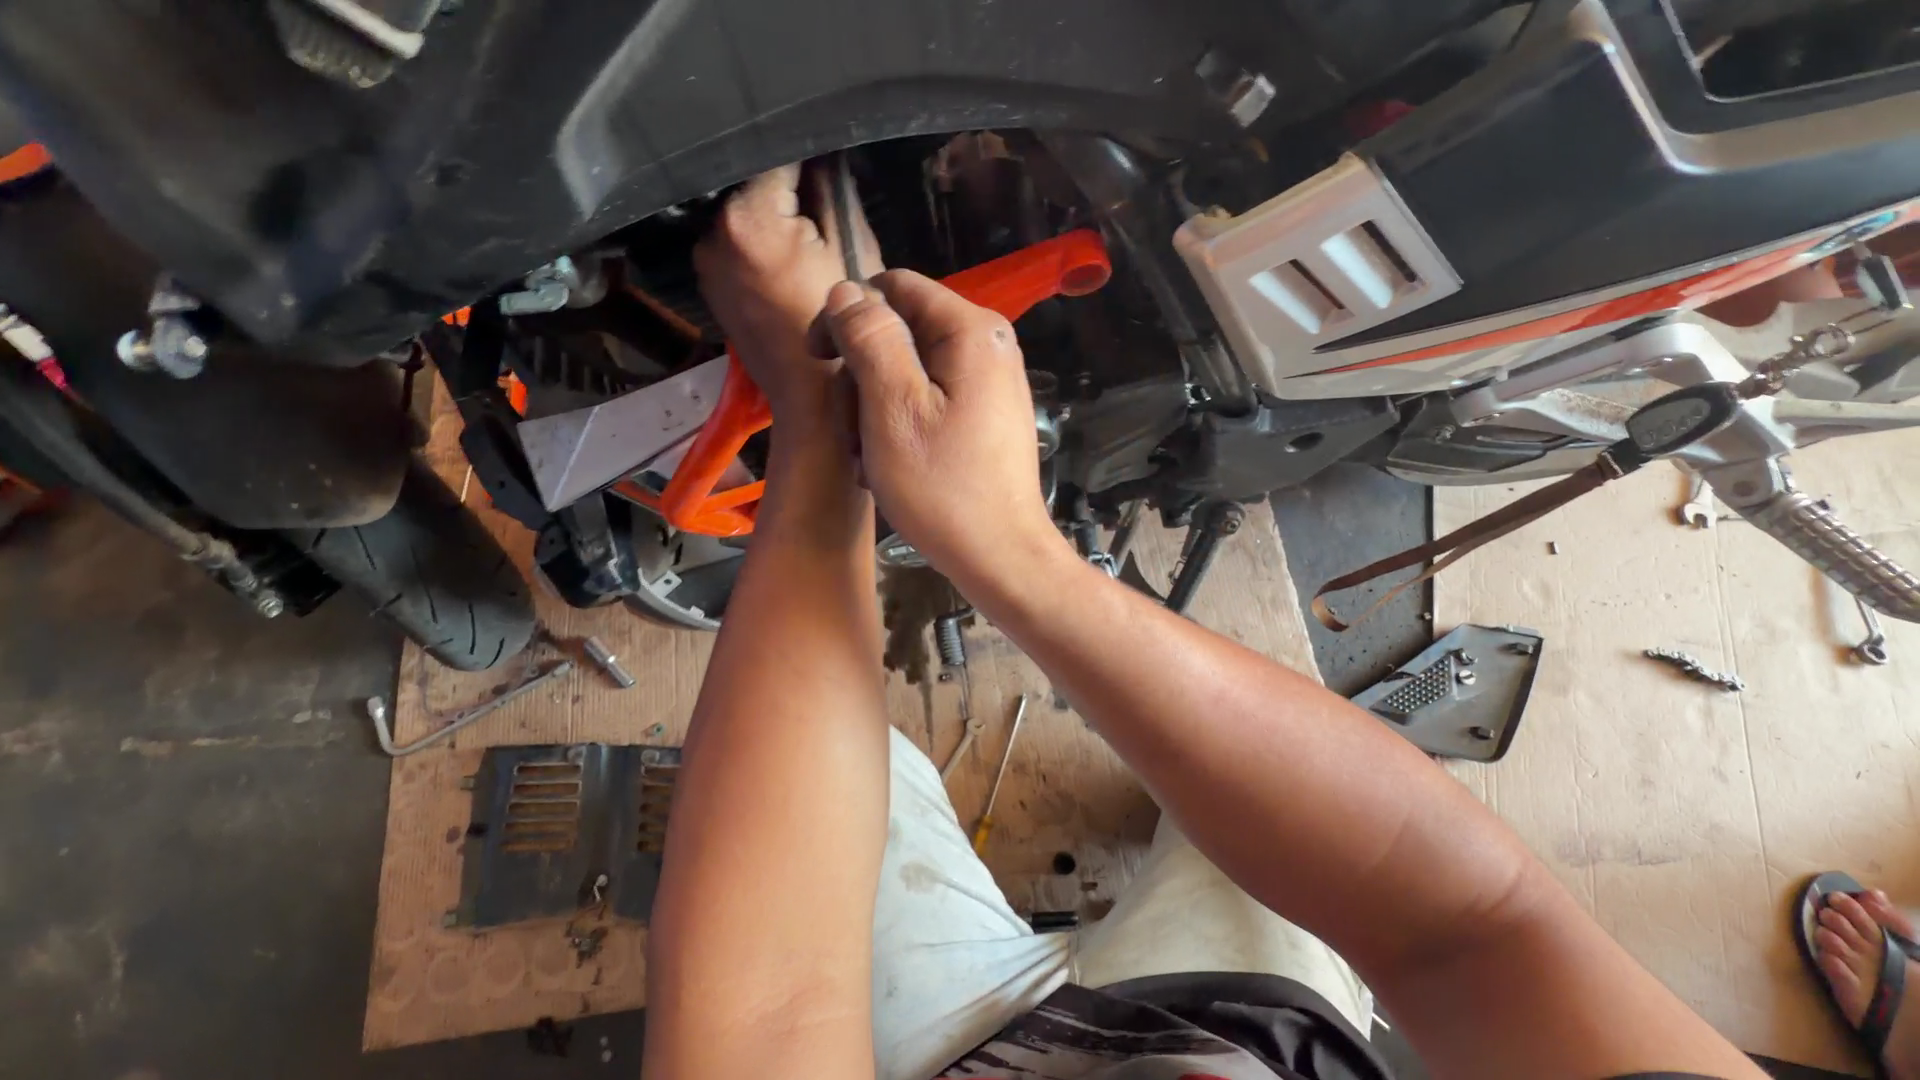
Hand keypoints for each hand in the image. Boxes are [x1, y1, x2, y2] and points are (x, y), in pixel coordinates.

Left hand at [693, 163, 881, 431]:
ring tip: (808, 234)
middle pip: (755, 184)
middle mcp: (712, 233)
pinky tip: (788, 261)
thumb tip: (824, 155)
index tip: (832, 164)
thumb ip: (834, 190)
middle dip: (789, 187)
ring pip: (743, 212)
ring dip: (772, 213)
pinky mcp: (709, 282)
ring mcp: (705, 261)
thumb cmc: (843, 328)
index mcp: (749, 220)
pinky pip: (735, 243)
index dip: (812, 157)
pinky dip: (759, 241)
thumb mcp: (852, 248)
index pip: (780, 157)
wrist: (813, 398)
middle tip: (823, 203)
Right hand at [817, 271, 1066, 581]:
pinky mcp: (987, 416)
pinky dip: (901, 425)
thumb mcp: (893, 407)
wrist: (1000, 556)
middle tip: (849, 428)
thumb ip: (870, 339)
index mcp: (971, 330)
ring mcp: (991, 382)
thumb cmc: (943, 486)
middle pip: (903, 330)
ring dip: (876, 408)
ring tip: (869, 457)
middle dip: (864, 374)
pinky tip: (889, 465)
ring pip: (911, 371)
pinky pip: (931, 400)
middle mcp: (989, 345)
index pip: (895, 287)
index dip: (848, 315)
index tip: (821, 361)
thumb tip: (847, 291)